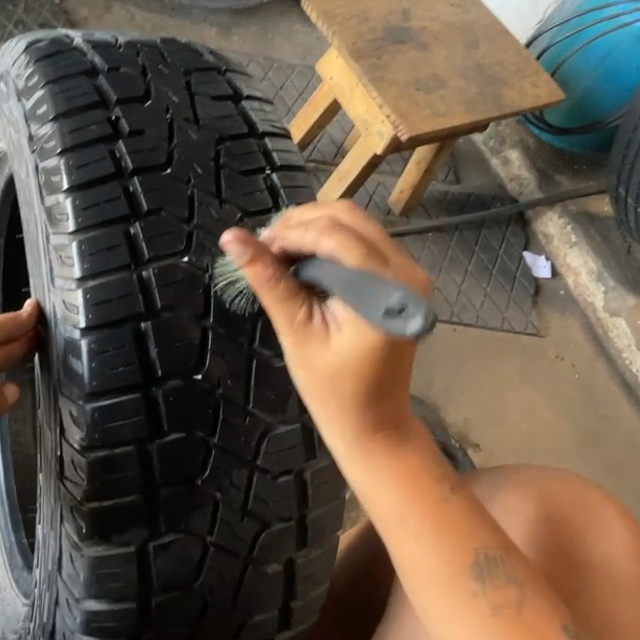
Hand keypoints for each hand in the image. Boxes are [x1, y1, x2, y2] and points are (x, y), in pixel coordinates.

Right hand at [219, 201, 432, 457]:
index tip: (254, 248)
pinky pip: (362, 242)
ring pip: (355, 224)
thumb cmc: (332, 388)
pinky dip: (328, 244)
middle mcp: (406, 270)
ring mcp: (408, 272)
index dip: (289, 233)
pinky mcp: (401, 278)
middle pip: (348, 217)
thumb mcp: (296, 331)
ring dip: (313, 230)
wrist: (373, 422)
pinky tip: (302, 263)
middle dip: (300, 224)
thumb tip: (231, 237)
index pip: (334, 235)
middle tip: (263, 249)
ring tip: (278, 256)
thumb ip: (269, 279)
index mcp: (385, 288)